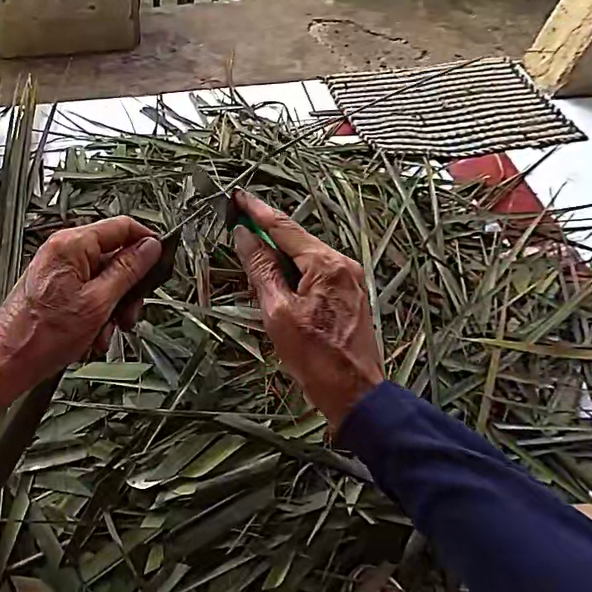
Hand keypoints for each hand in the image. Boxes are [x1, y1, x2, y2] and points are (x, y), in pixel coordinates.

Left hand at [0, 215, 161, 406]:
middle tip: (129, 312)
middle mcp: (62, 251)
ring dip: (112, 309)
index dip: (146, 243)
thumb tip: (150, 248)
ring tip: (105, 331)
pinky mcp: (53, 290)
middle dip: (127, 289)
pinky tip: (90, 336)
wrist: (7, 362)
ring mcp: (57, 271)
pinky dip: (95, 316)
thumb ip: (128, 271)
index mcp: (72, 245)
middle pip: (114, 257)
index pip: (123, 226)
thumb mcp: (99, 302)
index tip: (160, 262)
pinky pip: (87, 295)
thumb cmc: (39, 335)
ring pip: (103, 281)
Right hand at [232, 190, 384, 437]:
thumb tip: (245, 239)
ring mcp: (349, 280)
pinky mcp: (348, 295)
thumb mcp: (278, 311)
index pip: (284, 227)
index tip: (238, 197)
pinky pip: (314, 273)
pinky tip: (277, 288)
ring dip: (278, 260)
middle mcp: (342, 265)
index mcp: (326, 264)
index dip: (257, 211)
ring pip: (304, 258)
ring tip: (254, 271)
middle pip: (295, 241)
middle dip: (266, 237)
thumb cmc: (317, 358)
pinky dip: (292, 274)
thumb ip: (261, 269)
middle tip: (237, 233)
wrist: (354, 393)